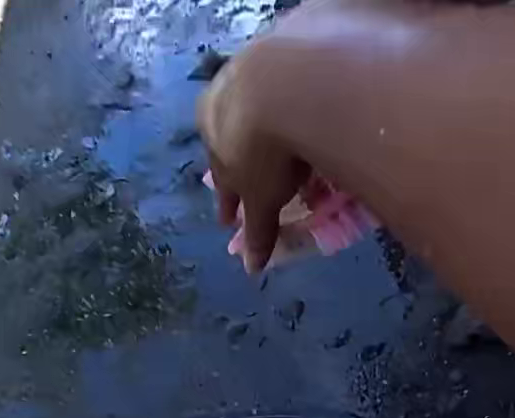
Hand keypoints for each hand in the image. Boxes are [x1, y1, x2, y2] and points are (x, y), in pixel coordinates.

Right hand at [197, 38, 309, 273]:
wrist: (284, 85)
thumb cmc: (261, 152)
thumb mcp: (259, 200)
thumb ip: (256, 232)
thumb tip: (251, 269)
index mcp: (210, 135)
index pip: (219, 180)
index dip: (225, 204)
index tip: (226, 220)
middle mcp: (223, 100)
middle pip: (232, 140)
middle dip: (238, 163)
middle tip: (246, 178)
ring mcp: (250, 71)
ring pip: (255, 110)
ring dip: (263, 129)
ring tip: (277, 143)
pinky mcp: (282, 53)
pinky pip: (287, 89)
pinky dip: (293, 106)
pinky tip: (304, 110)